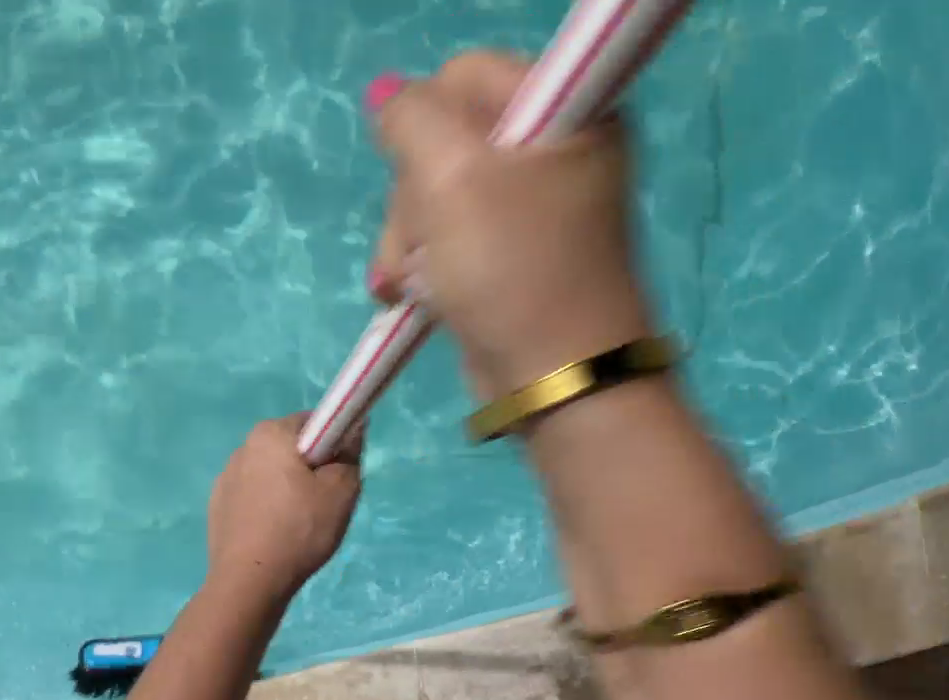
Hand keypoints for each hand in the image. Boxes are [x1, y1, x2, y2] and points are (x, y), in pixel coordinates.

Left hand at [207, 414, 360, 600]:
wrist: (249, 580)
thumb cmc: (300, 529)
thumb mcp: (343, 490)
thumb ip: (350, 453)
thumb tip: (349, 431)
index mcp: (270, 433)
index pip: (314, 422)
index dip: (334, 444)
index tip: (340, 474)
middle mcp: (242, 447)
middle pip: (290, 448)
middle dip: (310, 469)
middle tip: (324, 503)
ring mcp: (224, 478)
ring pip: (270, 474)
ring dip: (286, 490)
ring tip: (297, 526)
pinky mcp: (217, 506)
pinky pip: (252, 497)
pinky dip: (266, 509)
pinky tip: (273, 535)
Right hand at [368, 52, 654, 396]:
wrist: (549, 375)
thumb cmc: (510, 269)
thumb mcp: (453, 179)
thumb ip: (411, 119)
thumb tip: (385, 96)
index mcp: (563, 108)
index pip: (464, 75)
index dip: (424, 123)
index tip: (423, 179)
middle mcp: (549, 147)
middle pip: (439, 141)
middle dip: (411, 200)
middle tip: (417, 246)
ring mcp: (525, 204)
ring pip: (430, 195)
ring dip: (404, 241)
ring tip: (403, 284)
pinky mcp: (503, 251)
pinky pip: (441, 236)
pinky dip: (416, 263)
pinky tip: (406, 292)